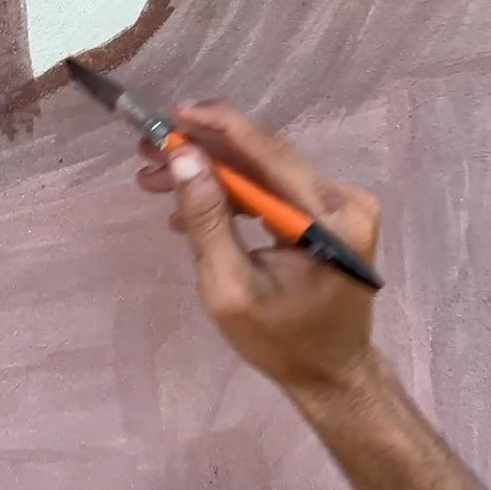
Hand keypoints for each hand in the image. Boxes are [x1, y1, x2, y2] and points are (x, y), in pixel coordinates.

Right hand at [135, 100, 382, 395]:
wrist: (331, 375)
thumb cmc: (281, 341)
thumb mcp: (230, 287)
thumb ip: (207, 220)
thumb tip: (184, 157)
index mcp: (330, 216)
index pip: (268, 152)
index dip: (218, 126)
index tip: (173, 114)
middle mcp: (342, 198)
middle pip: (261, 156)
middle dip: (201, 151)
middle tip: (149, 149)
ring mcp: (336, 204)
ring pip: (259, 170)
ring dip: (208, 172)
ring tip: (154, 178)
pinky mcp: (323, 213)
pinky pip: (268, 188)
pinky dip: (228, 193)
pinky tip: (186, 208)